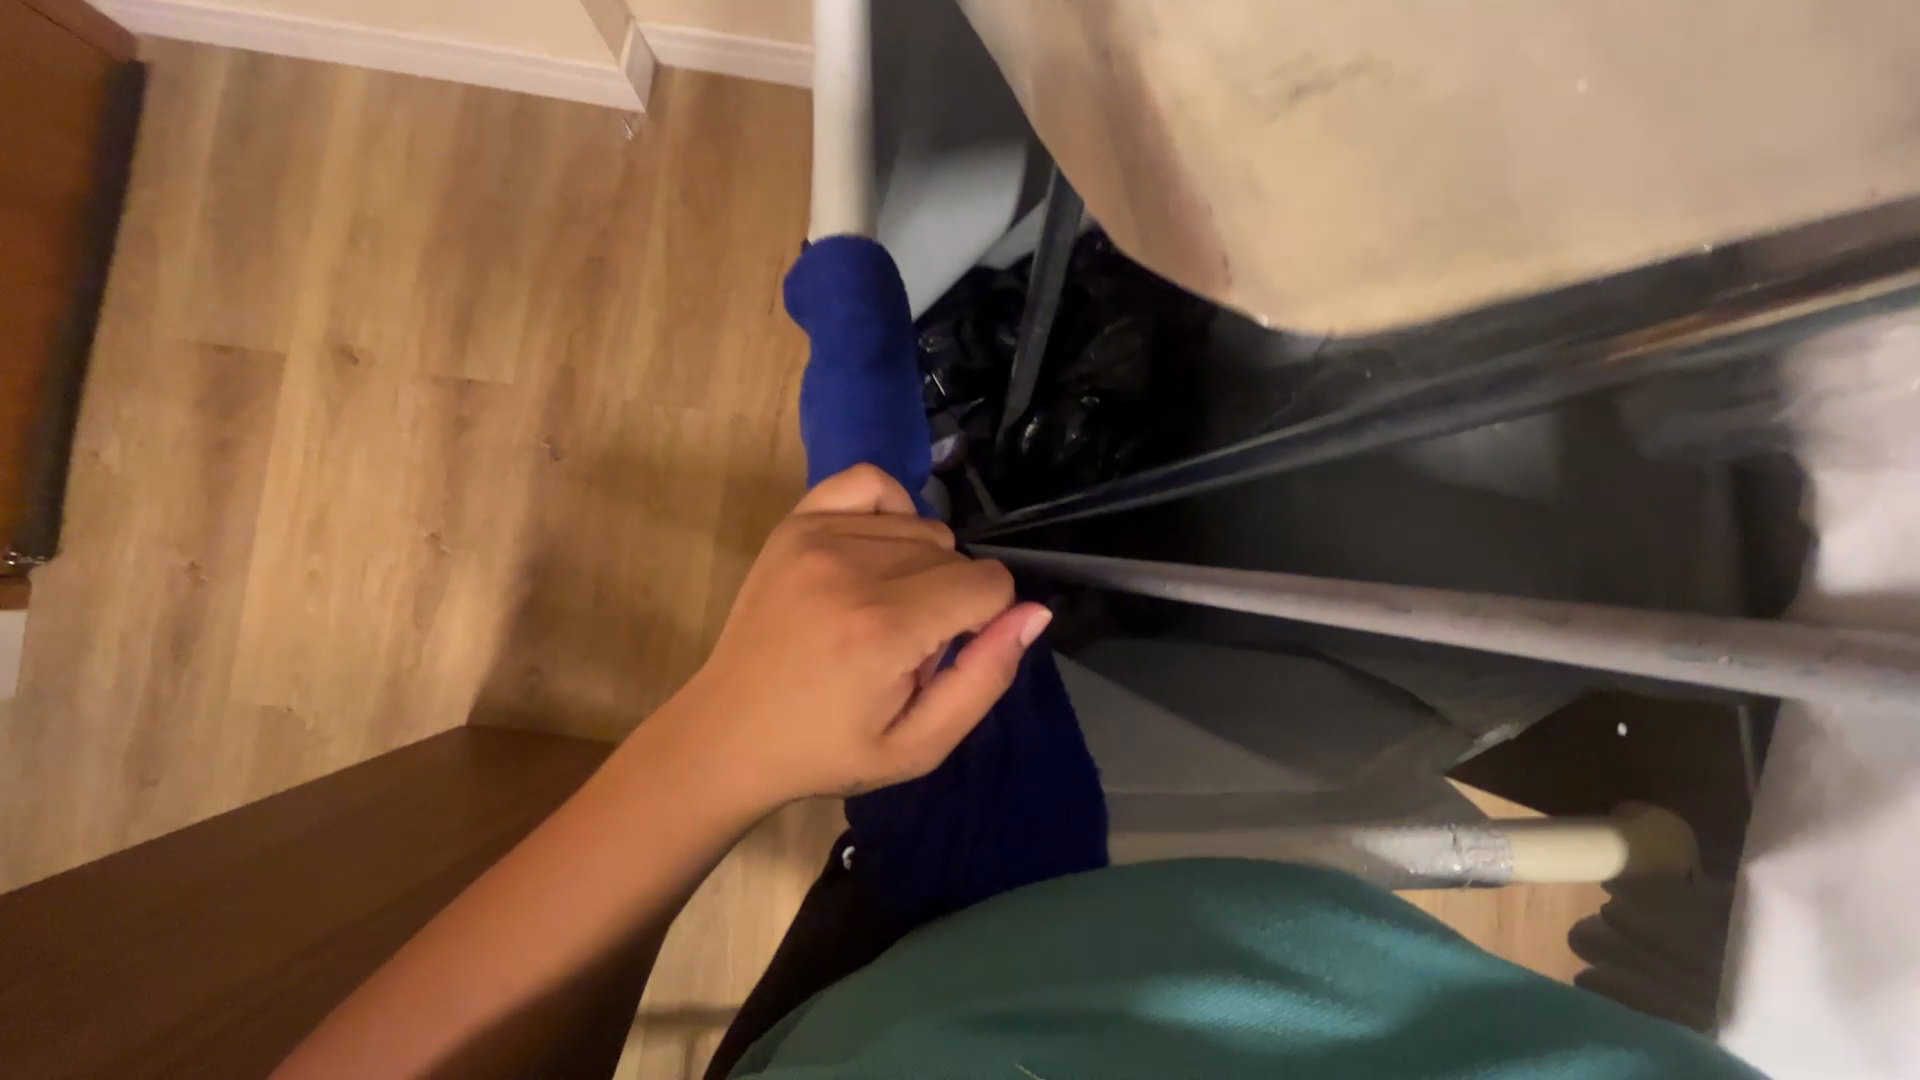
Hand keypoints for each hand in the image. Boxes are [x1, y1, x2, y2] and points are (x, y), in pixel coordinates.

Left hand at [673, 465, 1050, 807]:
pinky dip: (891, 510)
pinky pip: (870, 482)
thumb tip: (1035, 611)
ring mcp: (816, 537)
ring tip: (885, 608)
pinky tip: (878, 551)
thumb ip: (986, 677)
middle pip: (955, 555)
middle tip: (908, 645)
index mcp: (883, 629)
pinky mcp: (794, 524)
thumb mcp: (920, 745)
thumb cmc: (828, 749)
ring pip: (922, 526)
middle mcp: (850, 569)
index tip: (949, 653)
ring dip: (921, 566)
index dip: (987, 622)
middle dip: (952, 600)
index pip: (988, 584)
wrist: (730, 733)